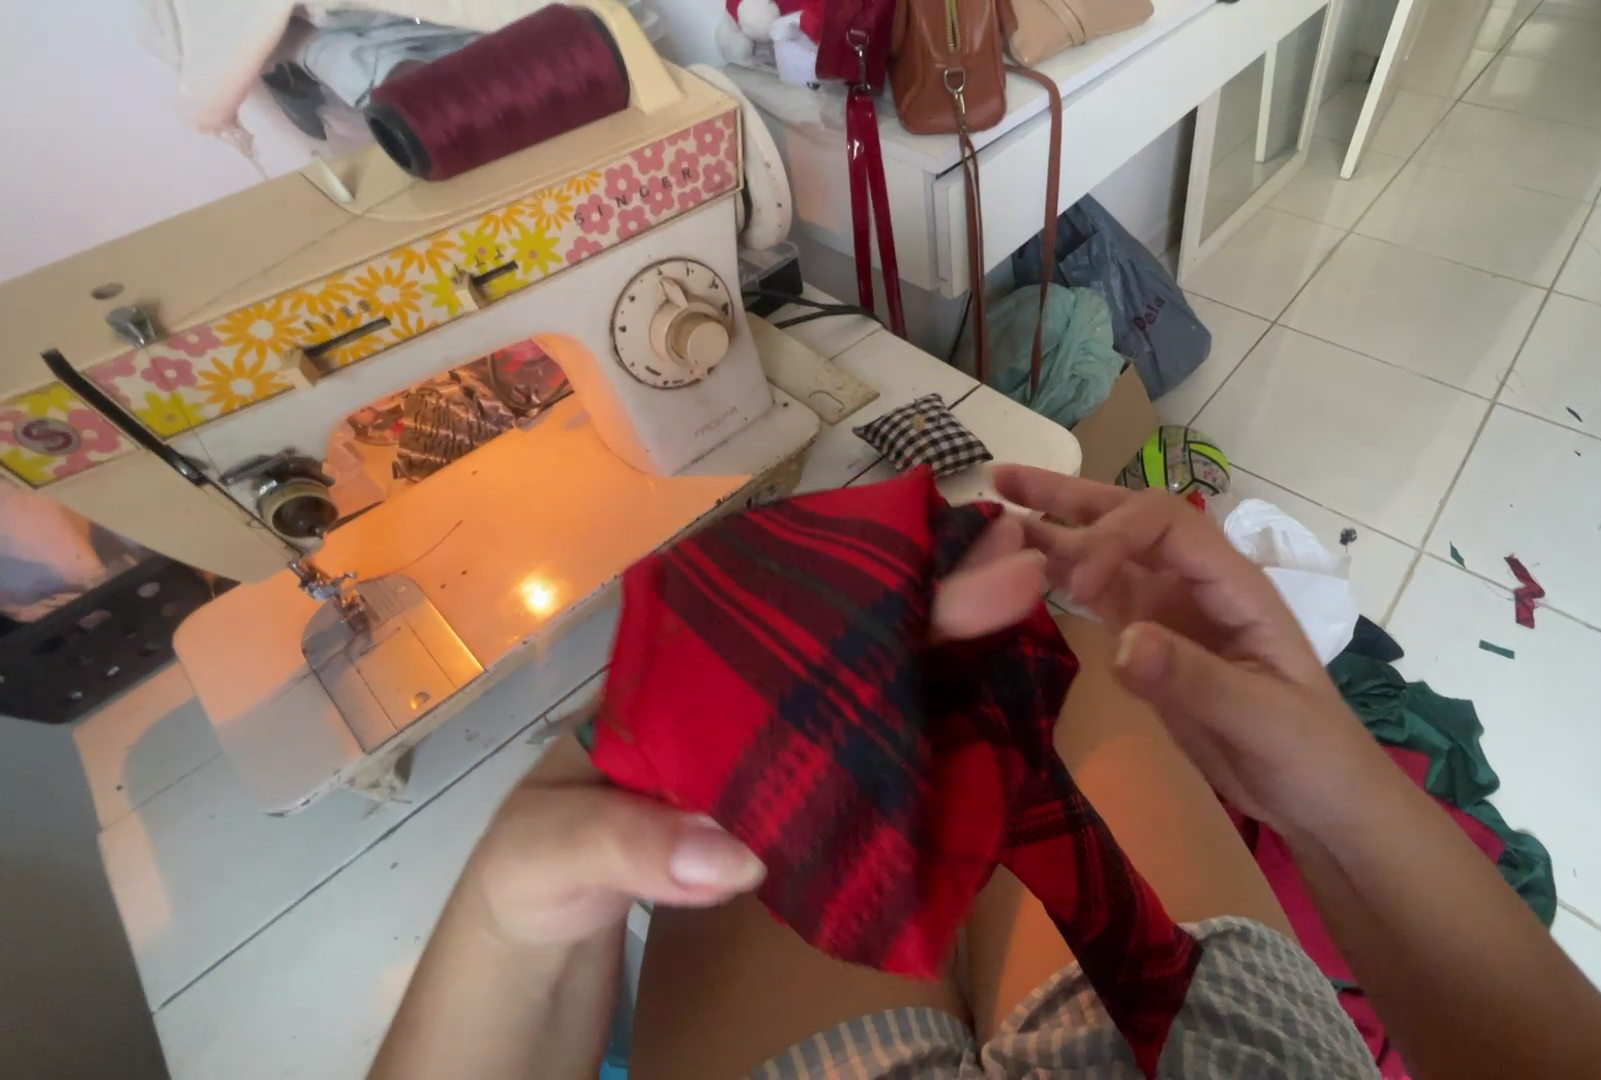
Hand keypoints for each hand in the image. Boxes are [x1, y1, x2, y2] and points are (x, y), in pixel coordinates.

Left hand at [464, 516, 1048, 948]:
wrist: (549, 923)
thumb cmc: (539, 864)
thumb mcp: (553, 848)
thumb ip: (627, 843)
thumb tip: (741, 854)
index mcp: (699, 666)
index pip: (798, 608)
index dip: (879, 580)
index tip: (952, 551)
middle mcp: (757, 684)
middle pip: (860, 632)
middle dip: (939, 596)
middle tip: (1023, 565)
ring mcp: (792, 739)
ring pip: (884, 685)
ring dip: (955, 652)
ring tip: (1028, 613)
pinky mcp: (811, 795)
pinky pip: (884, 755)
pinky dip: (938, 731)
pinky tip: (992, 712)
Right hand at [995, 466, 1384, 826]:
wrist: (1316, 794)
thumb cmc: (1308, 751)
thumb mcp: (1262, 718)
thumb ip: (1194, 679)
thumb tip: (1120, 642)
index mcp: (1231, 582)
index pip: (1163, 526)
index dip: (1112, 538)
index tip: (1077, 586)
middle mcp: (1192, 582)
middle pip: (1128, 521)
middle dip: (1067, 498)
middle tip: (1002, 481)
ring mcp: (1167, 610)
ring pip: (1104, 555)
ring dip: (1054, 532)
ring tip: (996, 516)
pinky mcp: (1146, 639)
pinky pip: (1097, 598)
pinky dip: (1060, 580)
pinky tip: (1022, 572)